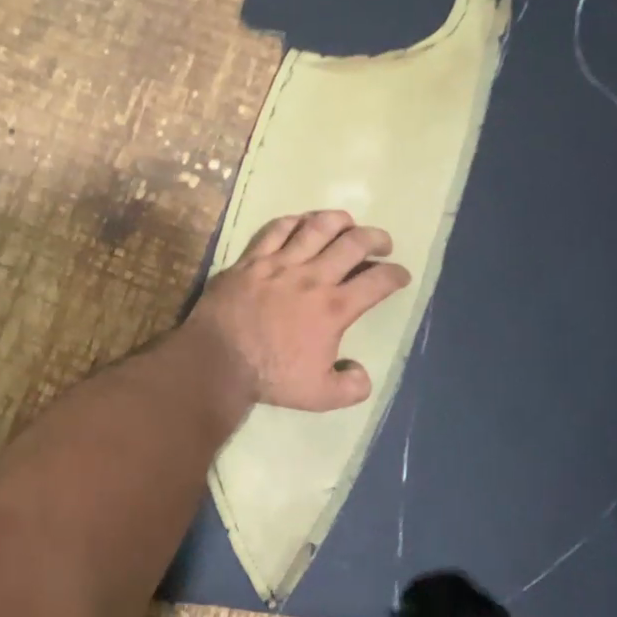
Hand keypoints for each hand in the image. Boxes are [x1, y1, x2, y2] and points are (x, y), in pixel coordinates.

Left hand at [180, 210, 411, 412]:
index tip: (400, 275)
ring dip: (339, 220)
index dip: (396, 274)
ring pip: (316, 227)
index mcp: (333, 308)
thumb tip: (361, 372)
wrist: (217, 360)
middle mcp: (311, 277)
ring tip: (348, 224)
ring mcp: (279, 264)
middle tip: (382, 244)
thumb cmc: (269, 377)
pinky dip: (294, 222)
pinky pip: (275, 229)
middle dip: (376, 238)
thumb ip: (351, 386)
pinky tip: (301, 223)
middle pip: (353, 243)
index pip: (378, 281)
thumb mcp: (320, 396)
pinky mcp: (250, 260)